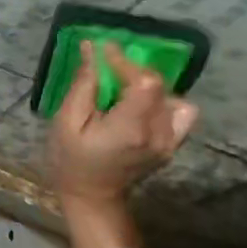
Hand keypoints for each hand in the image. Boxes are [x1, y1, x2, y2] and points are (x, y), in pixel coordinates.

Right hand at [46, 40, 197, 216]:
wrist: (92, 198)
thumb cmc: (72, 159)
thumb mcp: (67, 120)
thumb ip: (84, 84)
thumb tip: (92, 49)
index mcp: (131, 128)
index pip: (146, 81)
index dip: (126, 61)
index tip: (104, 50)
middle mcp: (158, 134)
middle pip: (158, 85)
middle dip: (132, 69)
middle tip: (107, 68)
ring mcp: (169, 142)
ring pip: (172, 96)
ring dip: (148, 85)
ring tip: (124, 88)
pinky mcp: (171, 145)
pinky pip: (179, 113)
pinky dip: (163, 101)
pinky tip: (139, 102)